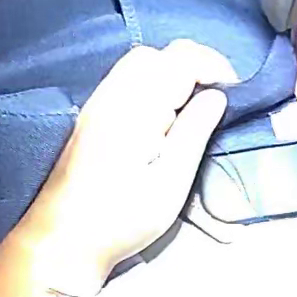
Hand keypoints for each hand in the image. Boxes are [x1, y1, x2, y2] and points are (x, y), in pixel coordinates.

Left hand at [18, 40, 237, 286]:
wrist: (62, 240)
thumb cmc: (120, 220)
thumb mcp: (170, 183)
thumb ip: (194, 133)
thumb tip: (216, 97)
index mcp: (135, 109)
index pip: (180, 58)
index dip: (214, 66)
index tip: (234, 92)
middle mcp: (112, 96)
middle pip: (156, 55)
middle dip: (191, 68)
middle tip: (213, 102)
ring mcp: (96, 106)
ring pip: (137, 67)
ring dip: (170, 78)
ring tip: (190, 114)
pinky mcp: (89, 121)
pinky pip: (124, 85)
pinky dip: (150, 89)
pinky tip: (161, 123)